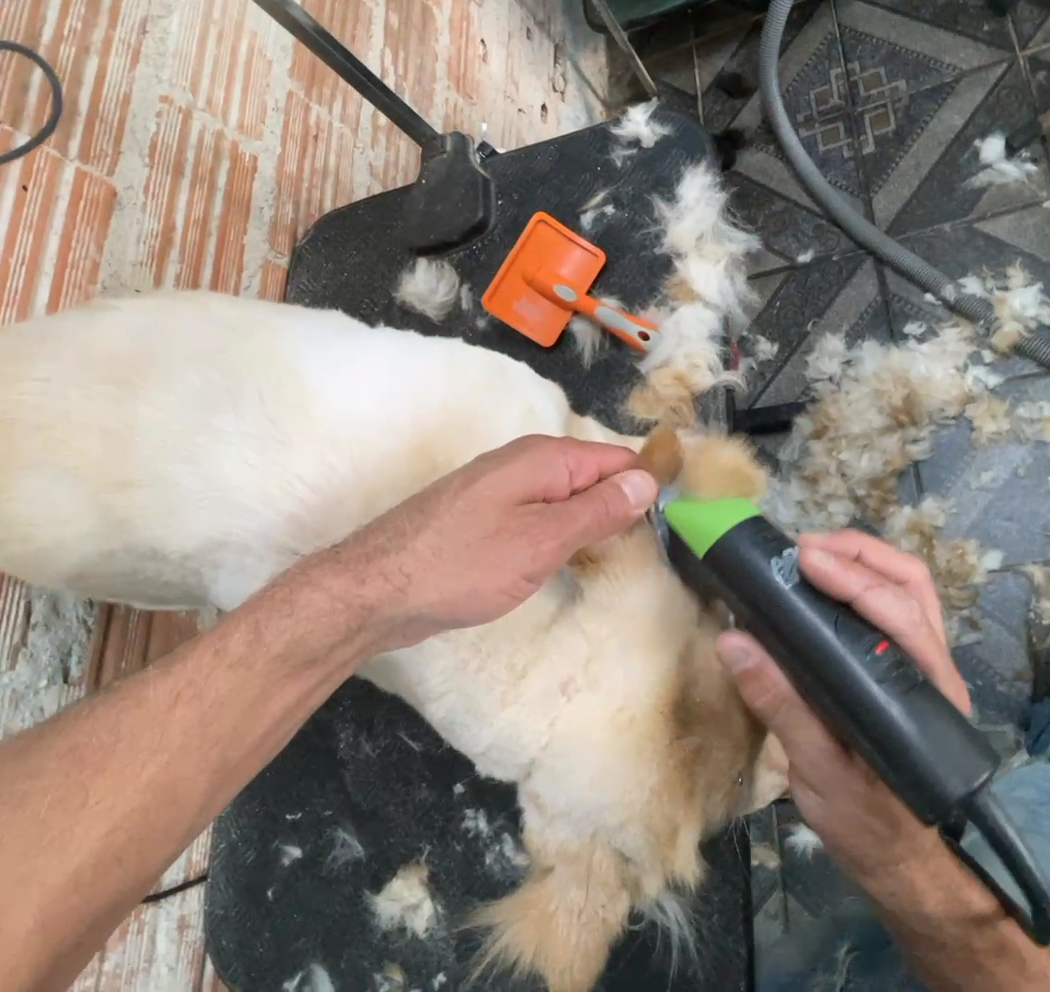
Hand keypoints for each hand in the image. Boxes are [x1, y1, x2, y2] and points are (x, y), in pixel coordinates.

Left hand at [306, 435, 656, 651]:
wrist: (374, 591)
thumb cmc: (463, 565)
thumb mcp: (542, 540)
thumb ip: (597, 510)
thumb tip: (646, 480)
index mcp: (542, 458)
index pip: (615, 459)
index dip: (646, 485)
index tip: (675, 521)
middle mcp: (522, 464)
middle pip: (590, 476)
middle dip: (619, 506)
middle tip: (650, 550)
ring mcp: (499, 490)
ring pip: (564, 499)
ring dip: (589, 524)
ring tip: (616, 559)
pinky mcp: (483, 518)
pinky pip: (538, 516)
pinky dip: (559, 536)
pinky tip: (566, 562)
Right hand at [716, 530, 984, 906]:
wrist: (904, 864)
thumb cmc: (870, 825)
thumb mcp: (820, 773)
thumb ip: (782, 706)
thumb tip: (734, 642)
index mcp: (924, 691)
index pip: (898, 612)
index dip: (851, 577)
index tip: (802, 556)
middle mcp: (934, 669)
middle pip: (910, 584)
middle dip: (857, 554)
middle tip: (800, 548)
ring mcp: (924, 668)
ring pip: (906, 591)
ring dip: (861, 562)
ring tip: (807, 556)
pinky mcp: (904, 672)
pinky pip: (891, 611)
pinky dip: (859, 584)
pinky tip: (820, 589)